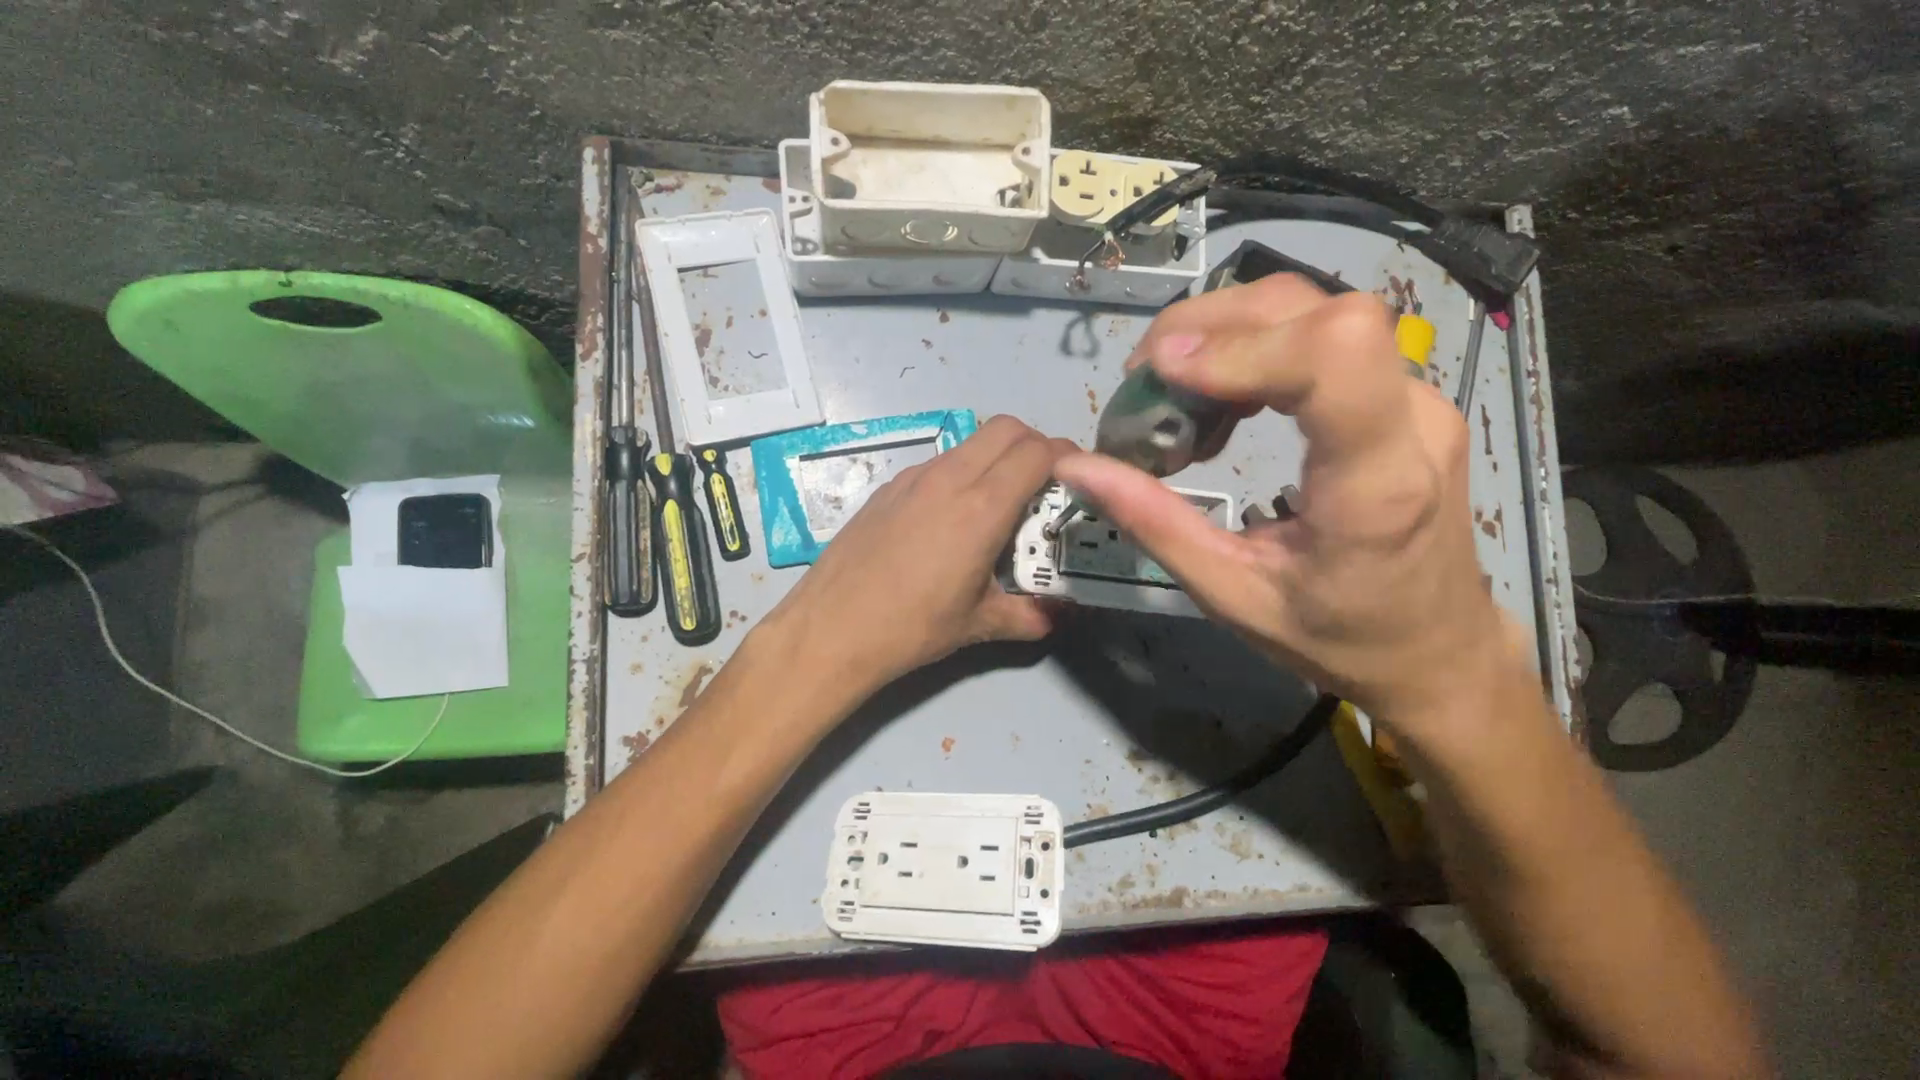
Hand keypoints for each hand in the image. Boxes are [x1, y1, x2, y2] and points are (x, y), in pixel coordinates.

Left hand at [761, 416, 1076, 696]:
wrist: (831, 629)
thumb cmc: (911, 628)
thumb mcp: (979, 626)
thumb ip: (1030, 615)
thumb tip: (1060, 615)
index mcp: (981, 507)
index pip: (1036, 452)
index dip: (1066, 457)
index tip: (1078, 477)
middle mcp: (949, 479)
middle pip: (1006, 428)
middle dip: (1035, 445)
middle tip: (1044, 484)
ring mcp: (913, 478)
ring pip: (969, 442)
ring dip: (996, 456)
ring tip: (1001, 501)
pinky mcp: (887, 488)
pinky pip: (938, 463)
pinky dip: (961, 472)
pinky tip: (952, 518)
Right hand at [1054, 275, 1514, 727]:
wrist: (1436, 649)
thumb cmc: (1338, 637)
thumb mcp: (1232, 594)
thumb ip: (1154, 524)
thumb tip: (1076, 466)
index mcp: (1375, 485)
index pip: (1335, 356)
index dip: (1242, 345)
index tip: (1161, 374)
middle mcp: (1412, 422)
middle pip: (1317, 312)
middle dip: (1214, 328)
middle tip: (1146, 380)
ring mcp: (1417, 399)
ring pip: (1318, 309)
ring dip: (1229, 332)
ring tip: (1176, 393)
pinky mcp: (1403, 395)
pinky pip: (1323, 337)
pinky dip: (1256, 348)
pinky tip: (1222, 399)